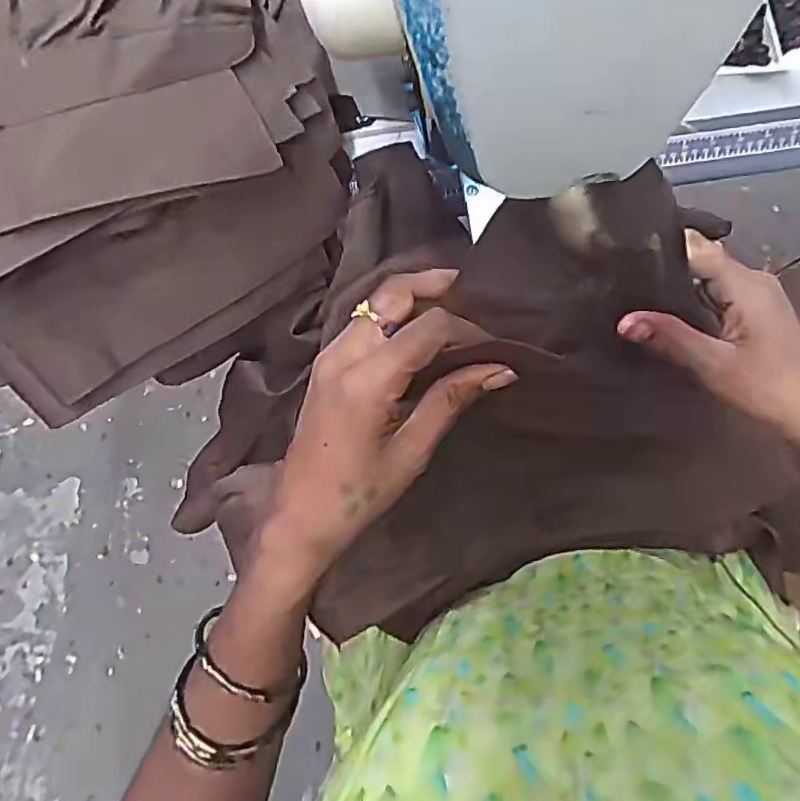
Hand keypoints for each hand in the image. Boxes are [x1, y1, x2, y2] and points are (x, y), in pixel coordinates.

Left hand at [252, 270, 515, 600]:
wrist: (300, 516)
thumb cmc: (358, 494)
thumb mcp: (412, 450)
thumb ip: (451, 399)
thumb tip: (499, 369)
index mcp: (366, 379)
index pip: (427, 327)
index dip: (466, 328)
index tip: (493, 345)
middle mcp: (343, 355)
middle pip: (391, 293)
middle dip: (434, 283)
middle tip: (473, 290)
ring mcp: (329, 356)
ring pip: (374, 302)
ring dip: (414, 296)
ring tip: (454, 306)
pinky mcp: (326, 364)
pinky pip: (363, 321)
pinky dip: (394, 314)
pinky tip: (420, 329)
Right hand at [618, 230, 799, 483]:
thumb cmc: (772, 389)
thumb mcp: (713, 364)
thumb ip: (669, 337)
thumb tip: (625, 321)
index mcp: (746, 283)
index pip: (695, 247)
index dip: (660, 248)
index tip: (624, 256)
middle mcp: (754, 280)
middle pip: (700, 259)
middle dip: (664, 269)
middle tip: (621, 280)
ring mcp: (758, 296)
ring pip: (707, 278)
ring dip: (677, 288)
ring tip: (635, 296)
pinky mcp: (757, 314)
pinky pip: (717, 295)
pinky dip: (693, 302)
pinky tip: (669, 317)